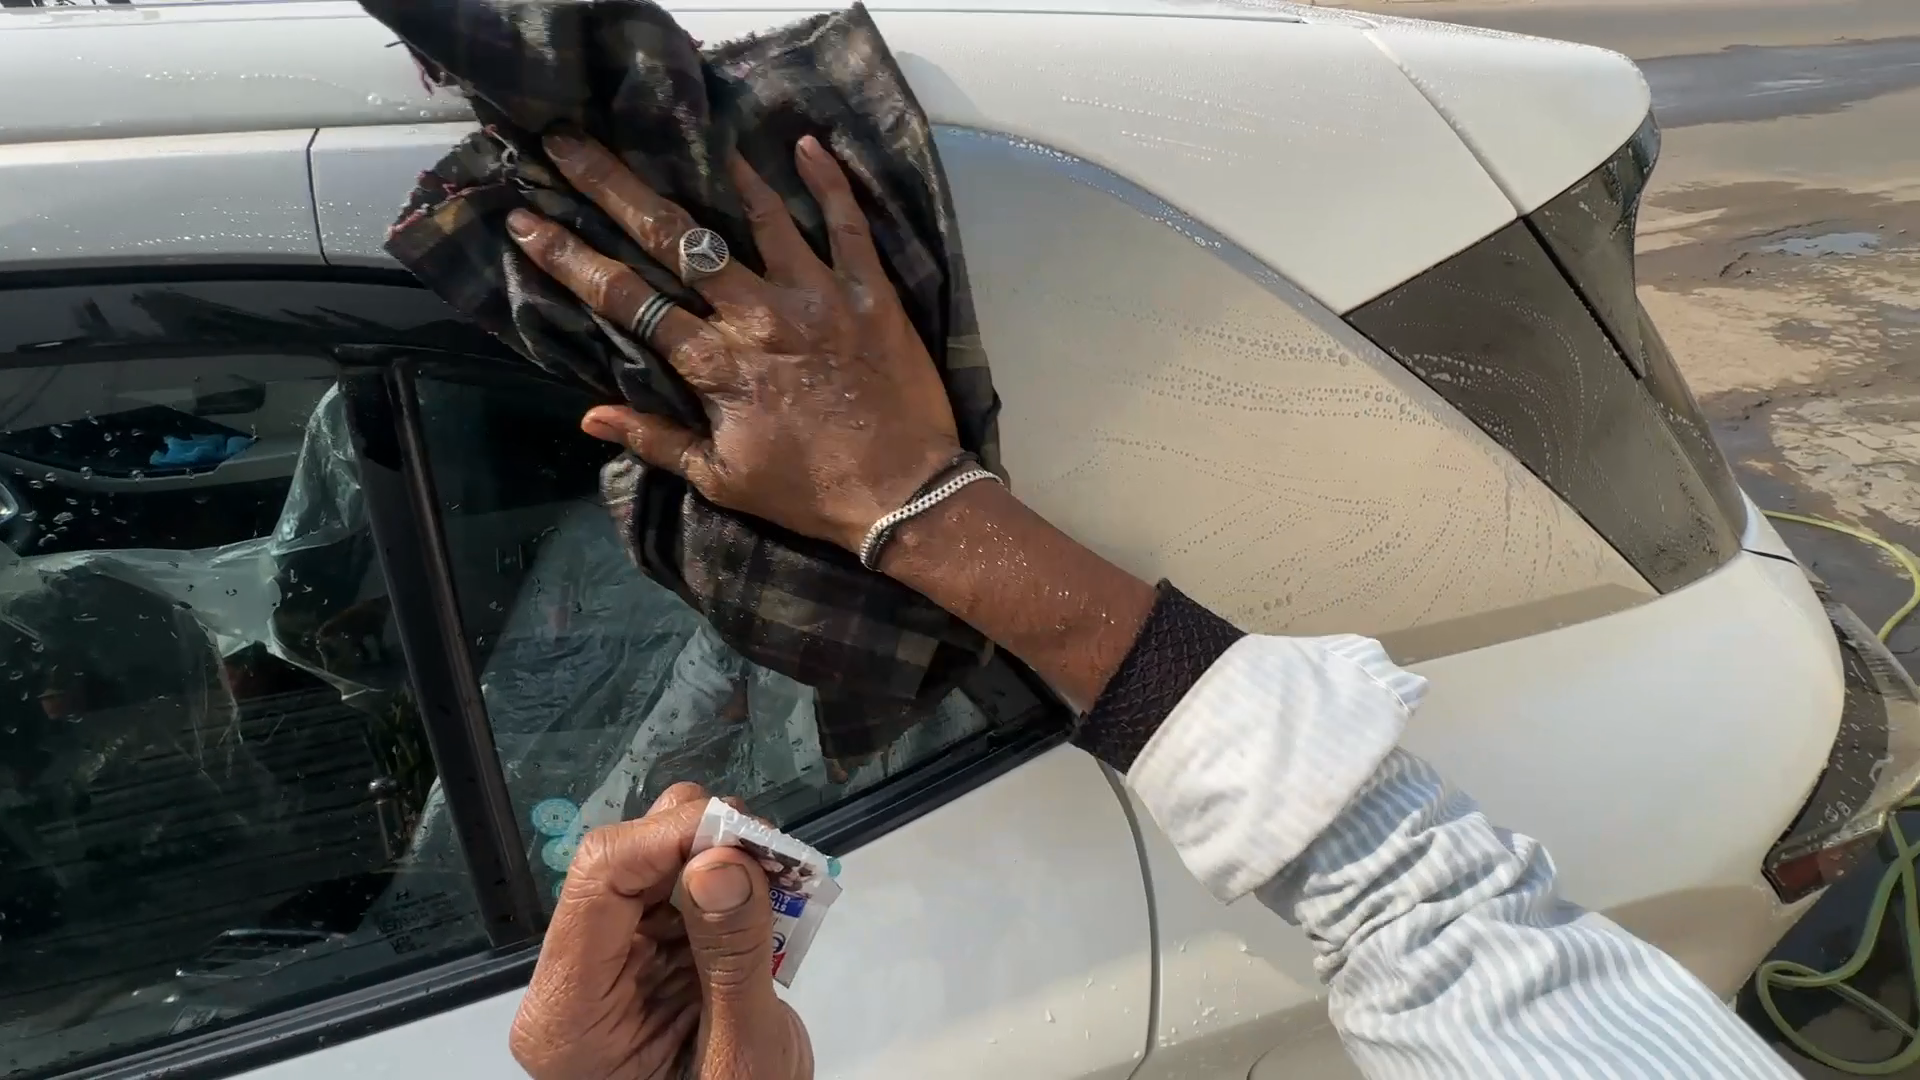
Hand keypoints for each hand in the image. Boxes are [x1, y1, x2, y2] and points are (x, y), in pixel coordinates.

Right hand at [507, 133, 961, 552]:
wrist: (904, 495)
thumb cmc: (812, 493)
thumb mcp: (724, 480)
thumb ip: (657, 441)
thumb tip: (588, 414)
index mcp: (718, 364)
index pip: (629, 299)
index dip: (571, 259)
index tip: (527, 218)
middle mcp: (760, 316)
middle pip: (677, 239)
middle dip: (615, 186)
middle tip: (569, 141)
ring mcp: (819, 298)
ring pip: (760, 215)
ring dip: (716, 167)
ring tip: (681, 127)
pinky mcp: (872, 295)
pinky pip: (849, 225)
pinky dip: (829, 183)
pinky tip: (807, 145)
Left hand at [510, 783, 811, 1079]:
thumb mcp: (740, 1057)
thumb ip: (732, 958)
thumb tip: (722, 857)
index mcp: (571, 1011)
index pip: (600, 880)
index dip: (670, 838)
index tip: (748, 837)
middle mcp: (581, 971)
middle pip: (627, 859)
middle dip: (704, 838)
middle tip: (775, 852)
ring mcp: (620, 957)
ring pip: (658, 857)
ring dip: (725, 850)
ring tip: (782, 872)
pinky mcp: (658, 949)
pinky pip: (688, 880)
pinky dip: (735, 870)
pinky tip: (774, 889)